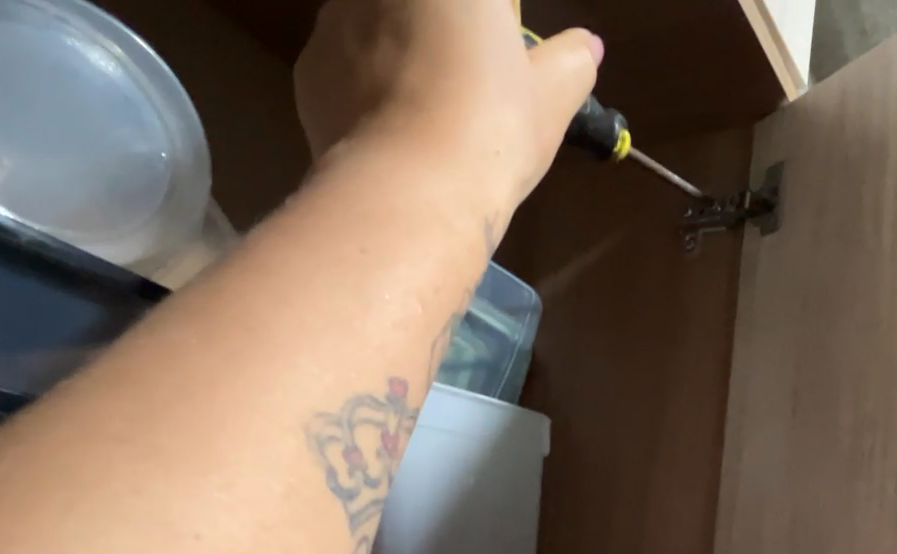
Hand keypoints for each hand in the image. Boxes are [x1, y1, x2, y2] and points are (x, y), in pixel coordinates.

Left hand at [293, 0, 602, 219]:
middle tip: (470, 84)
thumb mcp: (551, 102)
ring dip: (399, 55)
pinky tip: (395, 136)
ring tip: (428, 116)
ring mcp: (336, 18)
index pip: (486, 8)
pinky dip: (367, 92)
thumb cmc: (493, 129)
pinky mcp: (309, 70)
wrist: (413, 193)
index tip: (504, 49)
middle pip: (423, 11)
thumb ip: (569, 64)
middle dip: (441, 33)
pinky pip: (345, 69)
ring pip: (376, 27)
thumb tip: (586, 47)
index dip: (495, 23)